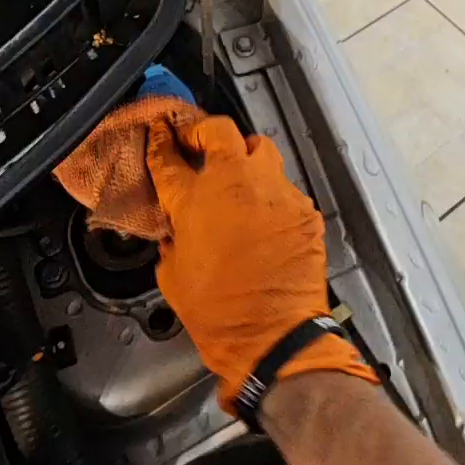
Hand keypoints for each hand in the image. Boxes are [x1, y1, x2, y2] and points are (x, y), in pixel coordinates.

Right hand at [146, 115, 375, 410]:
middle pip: (219, 130)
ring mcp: (275, 191)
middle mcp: (237, 184)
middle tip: (198, 141)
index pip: (170, 157)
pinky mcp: (303, 208)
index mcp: (195, 199)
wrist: (273, 335)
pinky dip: (272, 196)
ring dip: (246, 157)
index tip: (161, 134)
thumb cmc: (219, 312)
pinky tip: (266, 218)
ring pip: (261, 151)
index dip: (162, 142)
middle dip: (205, 130)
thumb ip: (173, 238)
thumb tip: (178, 229)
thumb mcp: (173, 275)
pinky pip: (285, 188)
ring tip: (239, 175)